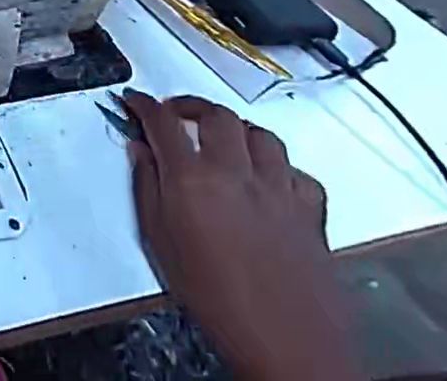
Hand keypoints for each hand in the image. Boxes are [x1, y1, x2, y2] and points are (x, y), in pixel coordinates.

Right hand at [124, 92, 361, 380]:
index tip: (135, 101)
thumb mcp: (158, 237)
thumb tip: (140, 152)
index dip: (143, 104)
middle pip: (217, 115)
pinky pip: (299, 173)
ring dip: (236, 128)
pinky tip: (267, 175)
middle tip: (174, 111)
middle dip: (190, 105)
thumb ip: (146, 185)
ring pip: (261, 135)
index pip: (162, 121)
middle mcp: (237, 176)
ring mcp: (279, 193)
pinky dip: (279, 165)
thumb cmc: (215, 297)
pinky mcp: (311, 214)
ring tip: (220, 135)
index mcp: (192, 179)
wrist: (283, 345)